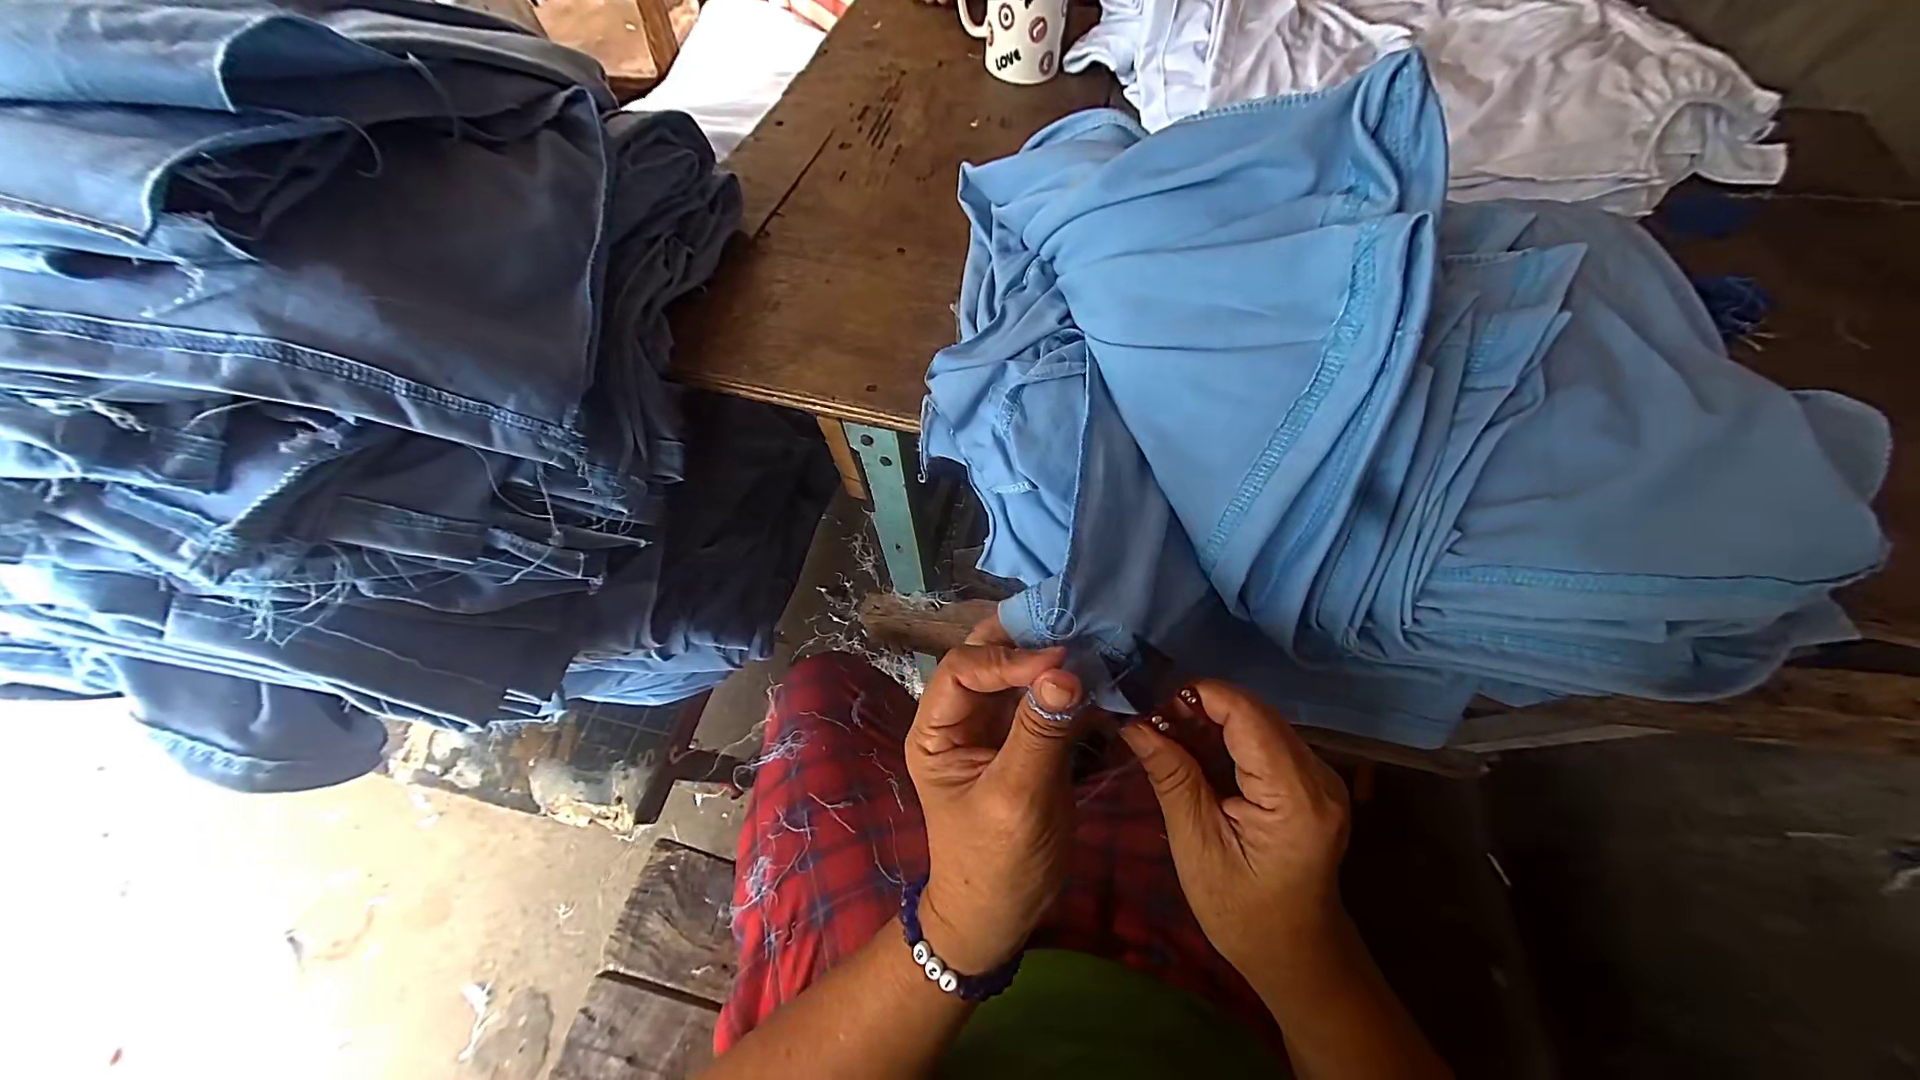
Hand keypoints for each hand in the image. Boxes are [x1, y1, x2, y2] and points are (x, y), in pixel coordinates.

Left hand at [905, 639, 1085, 973]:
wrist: (1002, 912)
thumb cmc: (996, 862)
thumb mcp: (1017, 799)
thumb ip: (1039, 733)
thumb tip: (1065, 672)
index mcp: (936, 729)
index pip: (962, 669)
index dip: (1007, 659)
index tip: (1058, 661)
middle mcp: (960, 717)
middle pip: (985, 658)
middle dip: (1024, 640)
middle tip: (1071, 625)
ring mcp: (992, 725)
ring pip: (1015, 672)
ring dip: (1048, 656)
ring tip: (1088, 639)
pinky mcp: (1023, 737)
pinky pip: (1040, 697)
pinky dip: (1065, 683)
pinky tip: (1093, 672)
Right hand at [1119, 680, 1349, 976]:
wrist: (1295, 953)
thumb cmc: (1243, 913)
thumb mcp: (1197, 847)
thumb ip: (1171, 778)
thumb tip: (1135, 724)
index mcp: (1295, 797)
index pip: (1247, 715)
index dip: (1199, 696)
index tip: (1150, 706)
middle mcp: (1318, 775)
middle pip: (1254, 712)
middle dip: (1199, 707)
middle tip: (1151, 723)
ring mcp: (1319, 776)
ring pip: (1257, 720)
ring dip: (1209, 719)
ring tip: (1166, 735)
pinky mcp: (1310, 779)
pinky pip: (1264, 738)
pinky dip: (1225, 735)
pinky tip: (1195, 750)